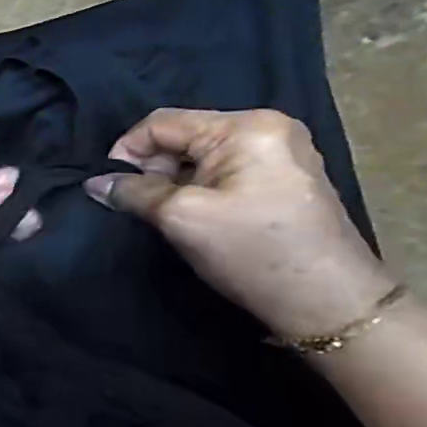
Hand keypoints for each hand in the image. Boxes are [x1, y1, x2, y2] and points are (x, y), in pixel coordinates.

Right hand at [84, 108, 397, 338]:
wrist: (331, 304)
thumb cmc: (253, 254)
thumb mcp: (183, 219)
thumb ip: (135, 193)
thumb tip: (95, 183)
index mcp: (247, 125)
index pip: (164, 121)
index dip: (128, 149)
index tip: (108, 185)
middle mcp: (267, 126)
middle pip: (185, 136)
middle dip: (154, 168)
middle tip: (138, 206)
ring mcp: (282, 151)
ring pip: (203, 156)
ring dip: (175, 182)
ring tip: (164, 215)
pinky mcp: (286, 177)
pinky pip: (226, 170)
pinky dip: (200, 189)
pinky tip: (194, 215)